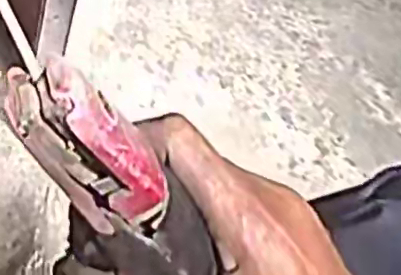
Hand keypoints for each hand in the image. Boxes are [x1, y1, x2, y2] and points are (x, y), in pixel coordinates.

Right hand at [137, 115, 352, 274]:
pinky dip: (208, 211)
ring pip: (213, 175)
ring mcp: (291, 212)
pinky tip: (199, 250)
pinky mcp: (298, 225)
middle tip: (118, 210)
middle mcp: (276, 204)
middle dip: (148, 177)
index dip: (132, 142)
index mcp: (255, 226)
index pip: (178, 139)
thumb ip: (166, 266)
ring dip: (178, 196)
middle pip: (189, 154)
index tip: (102, 161)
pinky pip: (237, 197)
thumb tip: (116, 260)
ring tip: (154, 234)